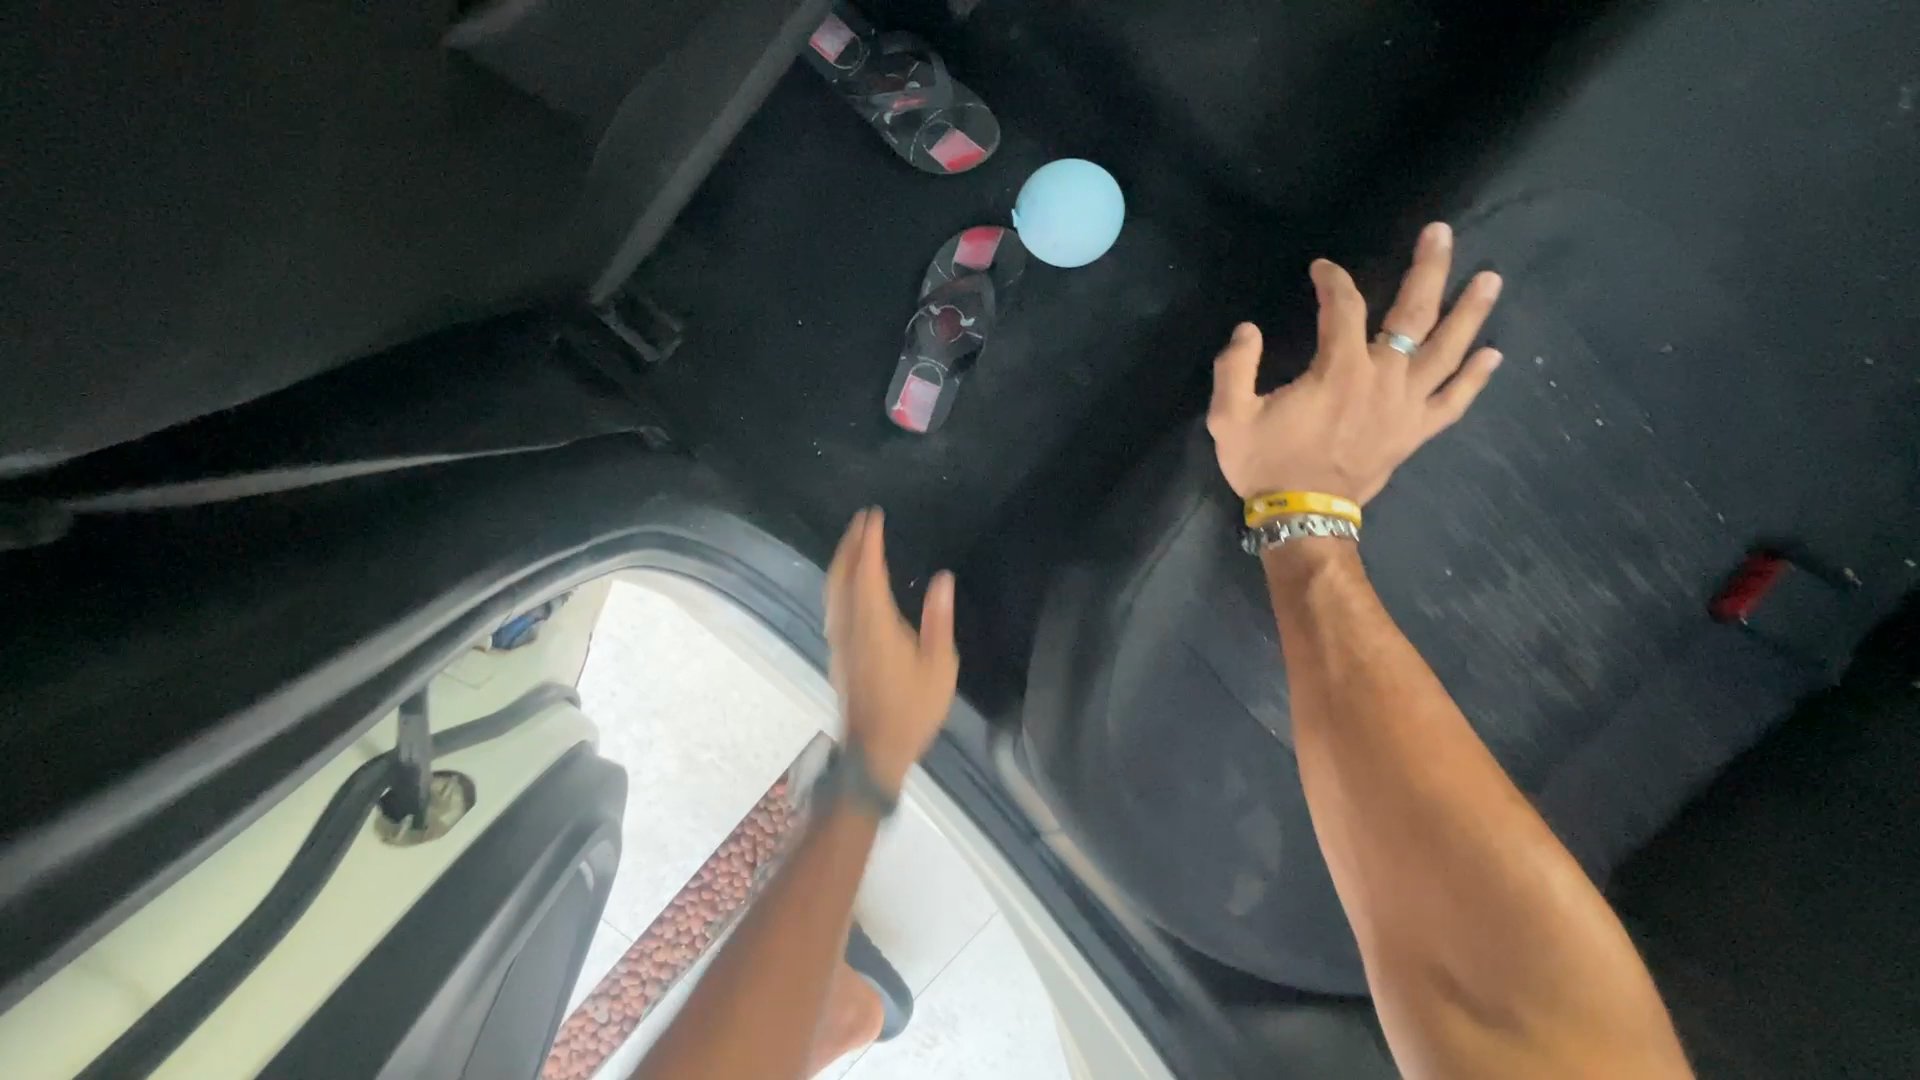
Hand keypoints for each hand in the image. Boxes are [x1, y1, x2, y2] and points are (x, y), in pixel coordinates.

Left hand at [822, 509, 958, 792]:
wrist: (874, 750)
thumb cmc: (912, 709)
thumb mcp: (940, 666)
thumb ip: (938, 620)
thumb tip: (942, 580)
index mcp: (874, 624)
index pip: (867, 573)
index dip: (869, 543)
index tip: (873, 517)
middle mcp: (849, 626)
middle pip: (842, 576)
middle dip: (851, 545)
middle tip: (862, 521)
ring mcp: (839, 641)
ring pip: (832, 591)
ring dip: (842, 562)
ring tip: (854, 544)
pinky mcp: (837, 654)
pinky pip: (833, 605)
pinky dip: (839, 583)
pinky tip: (848, 586)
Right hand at [1208, 222, 1503, 503]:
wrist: (1301, 517)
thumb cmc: (1265, 465)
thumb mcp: (1228, 417)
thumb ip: (1234, 368)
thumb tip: (1248, 329)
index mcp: (1338, 369)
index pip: (1342, 307)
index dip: (1332, 281)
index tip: (1321, 270)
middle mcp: (1382, 378)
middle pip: (1414, 314)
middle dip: (1428, 269)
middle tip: (1442, 233)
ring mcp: (1405, 406)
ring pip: (1447, 351)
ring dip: (1469, 312)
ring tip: (1490, 279)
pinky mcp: (1414, 433)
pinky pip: (1453, 402)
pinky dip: (1474, 379)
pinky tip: (1492, 354)